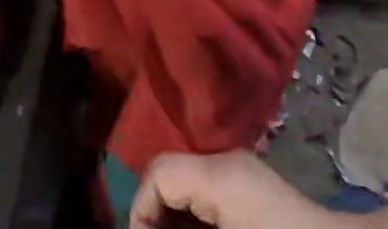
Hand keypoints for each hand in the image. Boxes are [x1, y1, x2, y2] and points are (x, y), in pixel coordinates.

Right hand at [133, 152, 340, 228]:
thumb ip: (179, 227)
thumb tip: (144, 225)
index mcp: (219, 173)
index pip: (158, 171)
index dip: (138, 211)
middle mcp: (227, 164)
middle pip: (169, 178)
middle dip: (155, 218)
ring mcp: (240, 175)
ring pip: (186, 190)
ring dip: (174, 221)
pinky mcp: (249, 192)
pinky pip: (206, 200)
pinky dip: (193, 222)